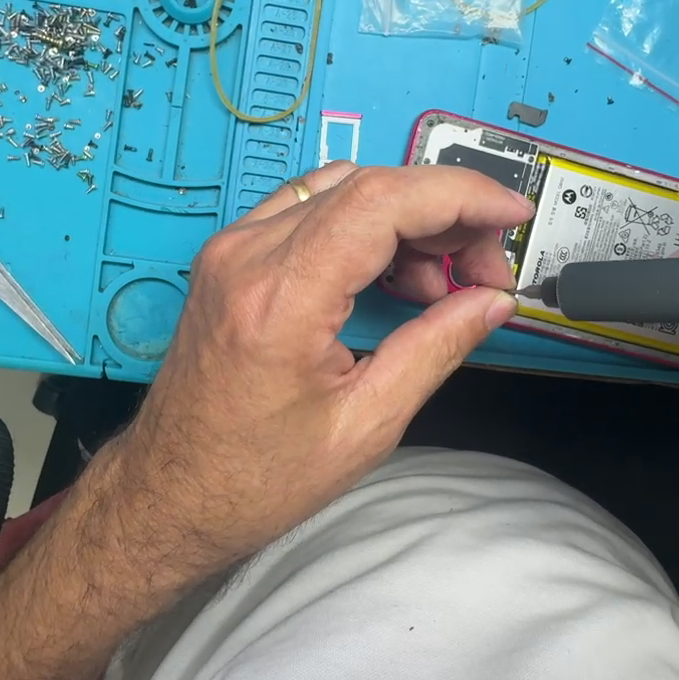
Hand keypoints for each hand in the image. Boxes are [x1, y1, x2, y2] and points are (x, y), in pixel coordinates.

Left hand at [100, 161, 529, 572]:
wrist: (169, 493)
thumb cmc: (253, 479)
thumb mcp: (364, 425)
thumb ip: (435, 349)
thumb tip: (491, 302)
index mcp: (280, 298)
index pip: (383, 200)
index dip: (460, 194)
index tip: (509, 212)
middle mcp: (247, 255)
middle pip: (368, 186)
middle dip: (444, 216)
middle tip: (481, 273)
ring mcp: (232, 249)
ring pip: (342, 189)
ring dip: (406, 221)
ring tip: (437, 287)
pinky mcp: (230, 256)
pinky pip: (311, 209)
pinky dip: (365, 226)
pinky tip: (390, 275)